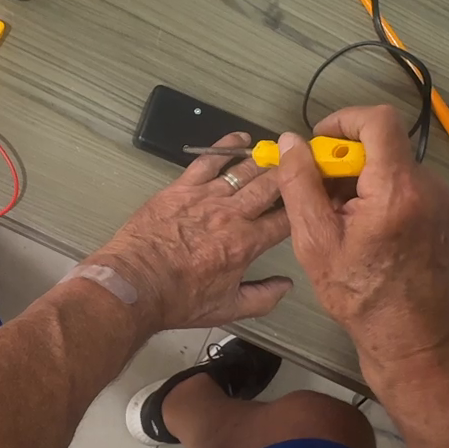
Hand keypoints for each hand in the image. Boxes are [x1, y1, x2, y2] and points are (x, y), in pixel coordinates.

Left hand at [84, 132, 293, 333]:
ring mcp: (206, 196)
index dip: (302, 206)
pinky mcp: (182, 187)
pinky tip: (239, 138)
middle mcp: (231, 214)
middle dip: (289, 174)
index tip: (313, 196)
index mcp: (246, 243)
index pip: (285, 219)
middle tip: (302, 163)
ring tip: (278, 151)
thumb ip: (262, 298)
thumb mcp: (227, 309)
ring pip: (243, 170)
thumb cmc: (178, 299)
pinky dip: (225, 147)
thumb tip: (286, 285)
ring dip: (263, 159)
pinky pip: (208, 160)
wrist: (135, 284)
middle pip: (269, 186)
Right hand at [277, 106, 448, 365]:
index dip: (344, 120)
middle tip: (319, 191)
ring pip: (388, 161)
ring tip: (336, 214)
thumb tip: (290, 142)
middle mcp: (425, 184)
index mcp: (396, 188)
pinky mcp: (439, 208)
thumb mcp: (314, 240)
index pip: (378, 120)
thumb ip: (299, 183)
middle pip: (380, 142)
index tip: (318, 144)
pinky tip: (358, 223)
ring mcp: (437, 196)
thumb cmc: (359, 292)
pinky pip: (401, 179)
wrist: (411, 334)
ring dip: (357, 176)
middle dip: (343, 158)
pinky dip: (375, 188)